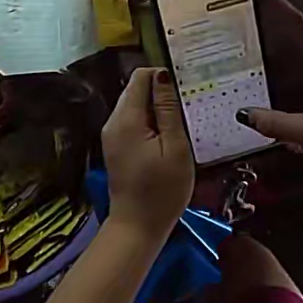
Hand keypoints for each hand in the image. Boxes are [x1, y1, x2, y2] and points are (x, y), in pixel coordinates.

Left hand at [102, 67, 193, 236]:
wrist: (138, 226)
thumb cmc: (162, 191)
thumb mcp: (175, 148)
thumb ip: (168, 110)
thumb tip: (163, 76)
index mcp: (126, 119)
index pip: (140, 77)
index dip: (163, 75)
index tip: (187, 86)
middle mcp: (113, 122)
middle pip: (136, 90)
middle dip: (162, 92)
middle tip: (190, 105)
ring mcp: (112, 136)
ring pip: (136, 107)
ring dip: (158, 109)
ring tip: (183, 122)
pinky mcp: (117, 147)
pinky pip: (134, 123)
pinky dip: (151, 123)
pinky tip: (169, 136)